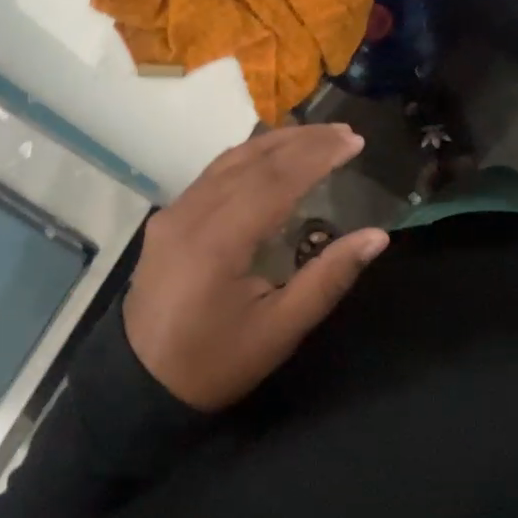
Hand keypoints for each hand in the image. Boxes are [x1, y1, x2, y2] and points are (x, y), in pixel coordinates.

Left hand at [123, 125, 388, 411]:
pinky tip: (272, 158)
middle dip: (302, 141)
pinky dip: (249, 157)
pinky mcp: (167, 218)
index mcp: (218, 241)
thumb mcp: (280, 330)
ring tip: (318, 137)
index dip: (318, 156)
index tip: (355, 141)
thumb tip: (376, 237)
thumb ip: (328, 278)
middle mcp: (191, 213)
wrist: (141, 385)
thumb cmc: (216, 361)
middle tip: (345, 132)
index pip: (276, 180)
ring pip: (230, 160)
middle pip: (253, 159)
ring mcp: (174, 212)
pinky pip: (213, 173)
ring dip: (276, 144)